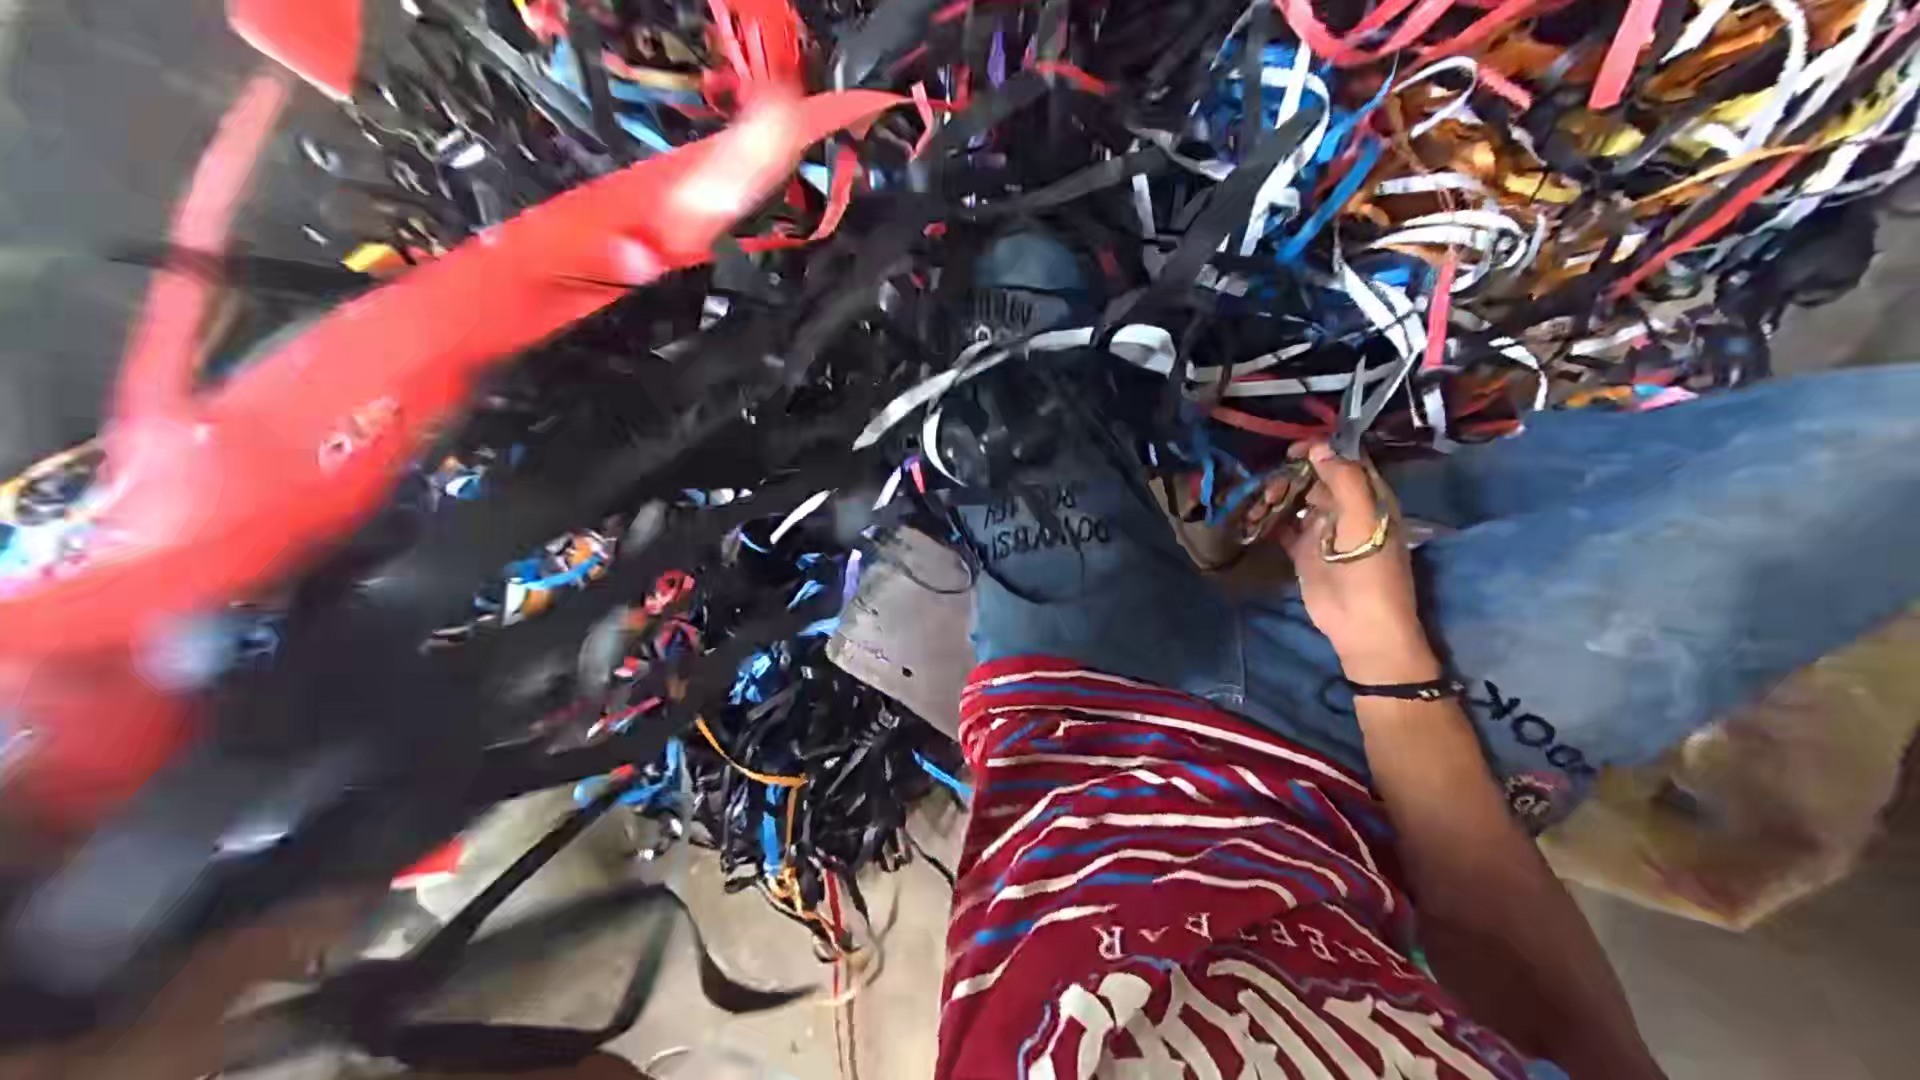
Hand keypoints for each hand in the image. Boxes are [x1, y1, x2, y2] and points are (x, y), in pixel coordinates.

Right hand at [1246, 441, 1439, 684]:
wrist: (1360, 622)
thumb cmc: (1368, 568)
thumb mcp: (1363, 519)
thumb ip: (1344, 480)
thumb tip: (1318, 449)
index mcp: (1369, 498)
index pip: (1345, 462)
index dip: (1321, 451)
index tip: (1291, 450)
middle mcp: (1346, 509)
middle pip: (1315, 480)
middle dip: (1290, 476)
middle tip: (1269, 485)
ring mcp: (1323, 531)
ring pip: (1296, 501)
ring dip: (1276, 497)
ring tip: (1259, 505)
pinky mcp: (1303, 551)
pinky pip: (1283, 527)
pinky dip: (1268, 520)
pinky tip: (1253, 518)